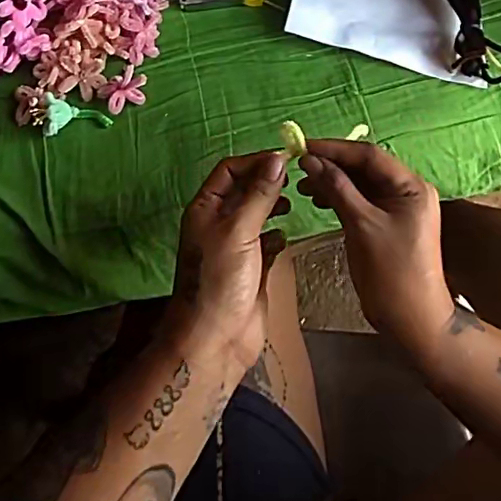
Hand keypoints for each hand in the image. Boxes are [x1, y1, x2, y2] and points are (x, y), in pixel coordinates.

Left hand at [164, 151, 289, 366]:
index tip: (284, 160)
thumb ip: (259, 194)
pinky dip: (276, 234)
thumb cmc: (219, 281)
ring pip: (256, 213)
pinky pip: (265, 240)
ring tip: (292, 203)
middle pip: (244, 189)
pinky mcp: (250, 266)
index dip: (255, 162)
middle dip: (267, 181)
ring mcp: (234, 245)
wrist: (215, 341)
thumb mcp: (239, 230)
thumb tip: (277, 159)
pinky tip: (284, 237)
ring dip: (274, 204)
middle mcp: (218, 222)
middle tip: (294, 179)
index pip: (230, 170)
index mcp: (206, 208)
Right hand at [295, 139, 455, 354]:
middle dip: (332, 165)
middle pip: (365, 167)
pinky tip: (319, 199)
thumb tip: (311, 160)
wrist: (413, 324)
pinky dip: (341, 198)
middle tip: (299, 165)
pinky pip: (363, 200)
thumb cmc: (392, 273)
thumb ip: (337, 188)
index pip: (369, 155)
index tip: (304, 147)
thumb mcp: (362, 225)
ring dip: (333, 182)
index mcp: (411, 185)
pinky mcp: (389, 223)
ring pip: (361, 184)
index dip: (335, 149)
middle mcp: (408, 190)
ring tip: (303, 184)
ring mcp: (400, 207)